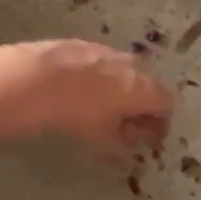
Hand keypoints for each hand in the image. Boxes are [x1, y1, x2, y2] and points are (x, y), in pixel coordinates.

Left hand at [5, 40, 171, 157]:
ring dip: (120, 91)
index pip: (166, 104)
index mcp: (142, 88)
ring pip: (123, 72)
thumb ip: (122, 149)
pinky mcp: (83, 44)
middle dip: (141, 107)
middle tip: (126, 126)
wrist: (34, 79)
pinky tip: (79, 91)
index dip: (160, 124)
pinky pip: (101, 63)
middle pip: (146, 86)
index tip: (150, 140)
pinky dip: (99, 78)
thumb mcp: (101, 141)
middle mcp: (130, 65)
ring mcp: (106, 51)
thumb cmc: (76, 115)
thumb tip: (129, 156)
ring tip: (101, 109)